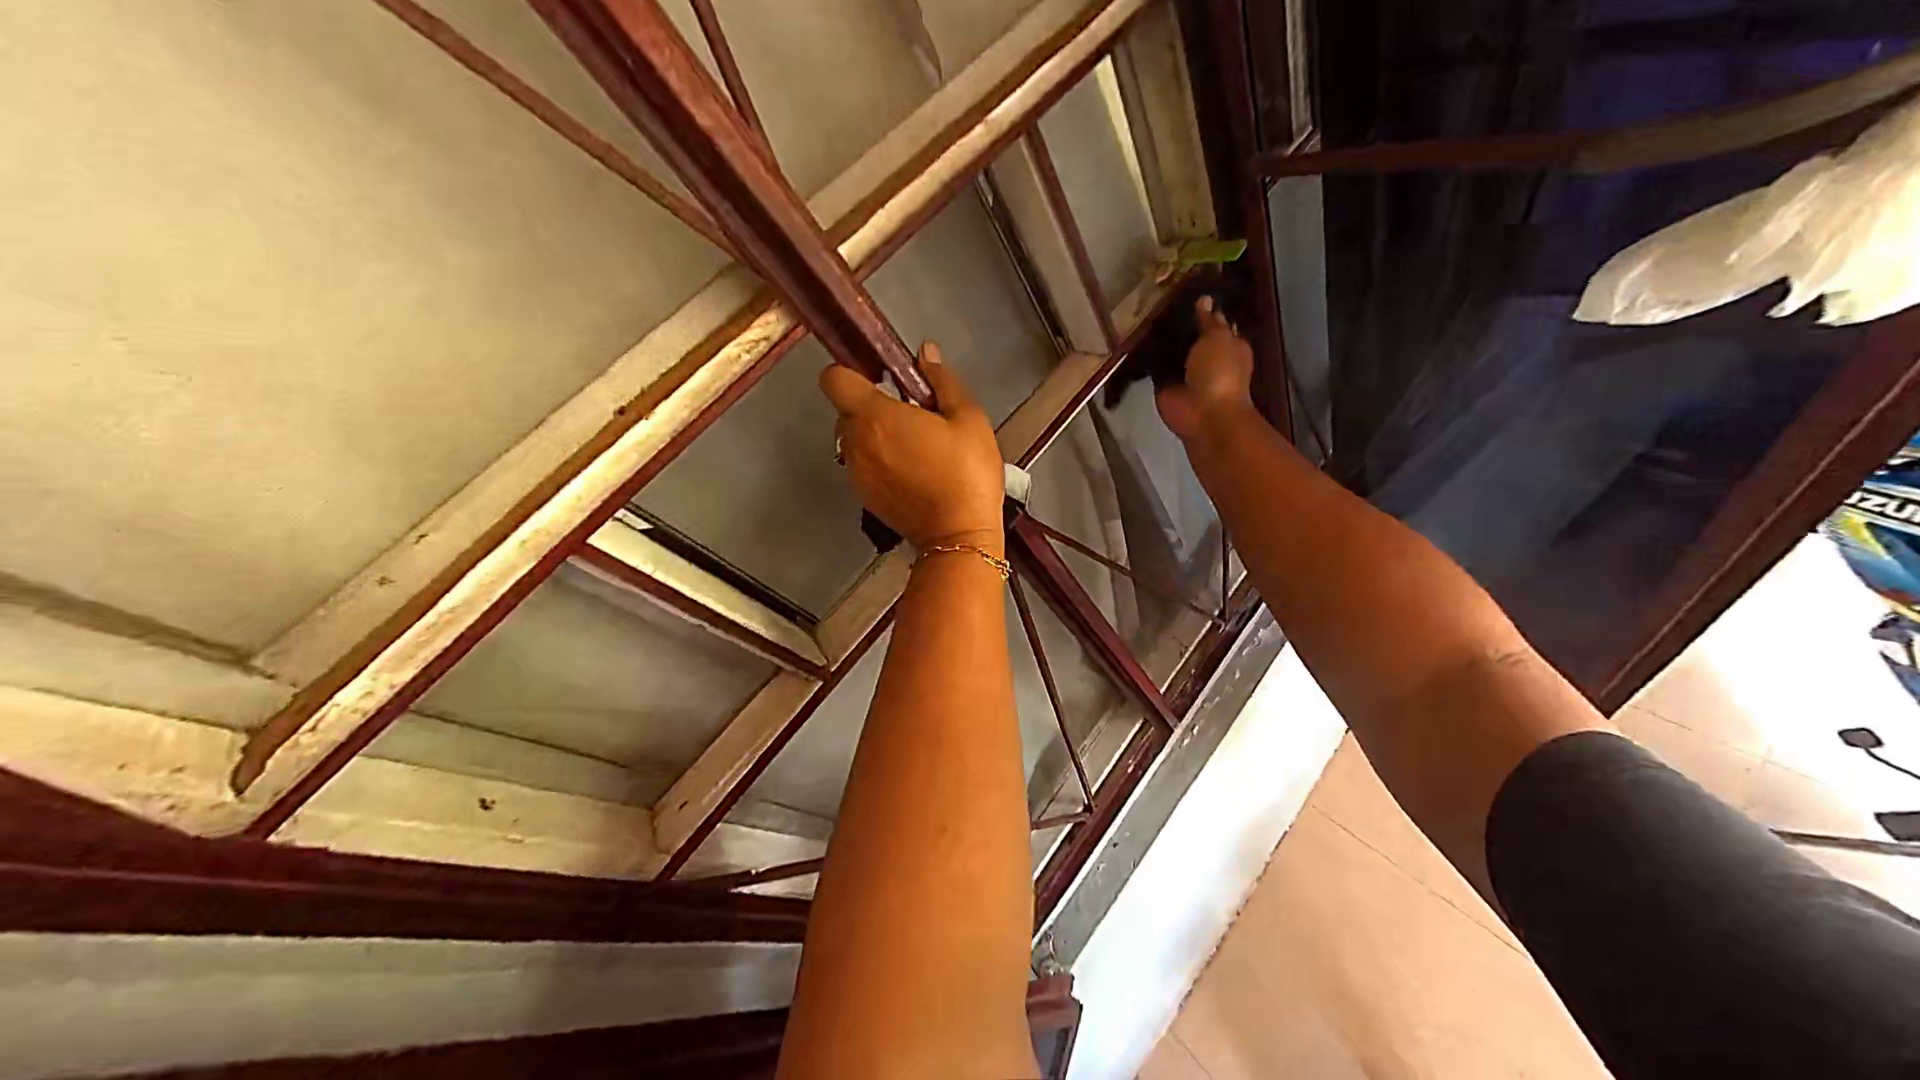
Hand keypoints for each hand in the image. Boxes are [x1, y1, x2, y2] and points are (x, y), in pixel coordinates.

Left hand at [820, 342, 1005, 552]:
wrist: (958, 535)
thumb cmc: (967, 474)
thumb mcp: (968, 418)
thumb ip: (942, 381)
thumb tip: (925, 354)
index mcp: (876, 416)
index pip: (833, 379)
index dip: (851, 372)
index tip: (879, 378)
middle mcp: (856, 443)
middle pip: (845, 409)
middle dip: (871, 405)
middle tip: (910, 414)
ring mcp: (856, 472)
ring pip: (852, 439)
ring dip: (873, 435)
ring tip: (914, 445)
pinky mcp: (863, 496)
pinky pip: (860, 465)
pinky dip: (877, 461)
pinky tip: (911, 470)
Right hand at [1155, 296, 1255, 441]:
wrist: (1204, 413)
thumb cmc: (1220, 372)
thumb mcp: (1218, 338)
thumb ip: (1208, 320)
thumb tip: (1204, 300)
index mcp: (1229, 344)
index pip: (1214, 321)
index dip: (1202, 308)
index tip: (1183, 292)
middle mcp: (1207, 357)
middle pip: (1190, 335)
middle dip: (1177, 323)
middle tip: (1157, 299)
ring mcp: (1184, 371)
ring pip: (1171, 349)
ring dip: (1161, 339)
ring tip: (1143, 315)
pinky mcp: (1165, 383)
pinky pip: (1155, 366)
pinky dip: (1147, 357)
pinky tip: (1136, 340)